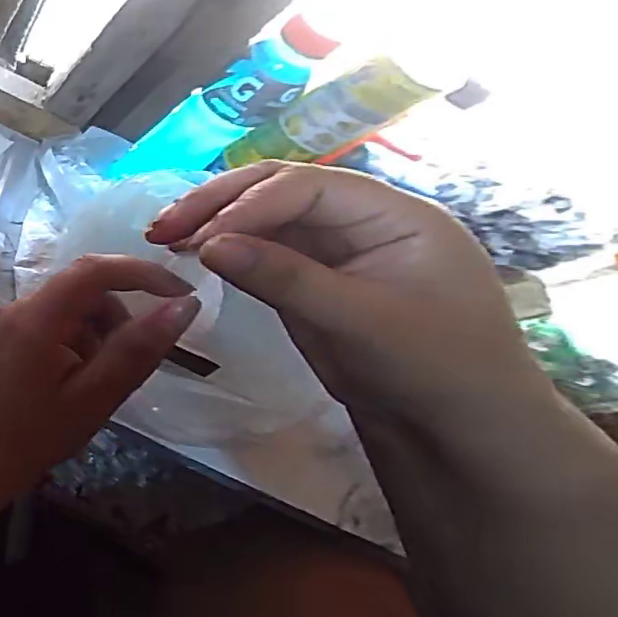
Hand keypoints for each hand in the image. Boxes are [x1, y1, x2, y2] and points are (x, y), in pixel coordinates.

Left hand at [0, 255, 199, 492]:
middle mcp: (15, 307)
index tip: (181, 293)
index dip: (142, 273)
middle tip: (127, 362)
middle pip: (80, 289)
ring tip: (92, 381)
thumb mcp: (95, 398)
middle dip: (116, 316)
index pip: (94, 270)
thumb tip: (183, 307)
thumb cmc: (34, 436)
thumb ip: (137, 350)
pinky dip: (70, 339)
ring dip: (93, 332)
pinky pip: (45, 321)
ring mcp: (2, 320)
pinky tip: (68, 380)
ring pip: (65, 307)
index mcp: (36, 318)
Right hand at [146, 161, 548, 420]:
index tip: (198, 240)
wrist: (454, 429)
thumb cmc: (433, 368)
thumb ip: (283, 277)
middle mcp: (358, 217)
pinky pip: (257, 245)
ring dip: (211, 220)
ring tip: (164, 237)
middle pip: (276, 187)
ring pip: (259, 214)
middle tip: (163, 227)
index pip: (306, 187)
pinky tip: (190, 251)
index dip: (247, 205)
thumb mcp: (359, 321)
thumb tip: (206, 245)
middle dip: (217, 202)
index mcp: (392, 213)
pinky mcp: (307, 271)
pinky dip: (221, 246)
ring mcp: (331, 244)